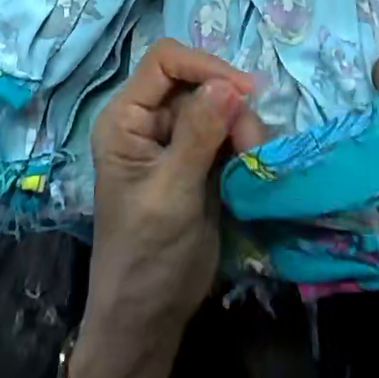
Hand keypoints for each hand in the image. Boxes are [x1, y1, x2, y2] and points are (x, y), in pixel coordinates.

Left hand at [71, 40, 266, 377]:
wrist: (150, 314)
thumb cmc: (147, 254)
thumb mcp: (172, 193)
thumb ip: (199, 135)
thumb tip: (229, 83)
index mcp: (125, 118)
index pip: (163, 63)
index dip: (203, 66)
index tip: (245, 92)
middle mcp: (147, 119)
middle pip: (196, 83)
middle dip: (230, 108)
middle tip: (252, 148)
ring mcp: (173, 139)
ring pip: (218, 107)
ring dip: (242, 128)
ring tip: (252, 164)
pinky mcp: (197, 160)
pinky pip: (226, 133)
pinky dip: (244, 145)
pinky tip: (253, 167)